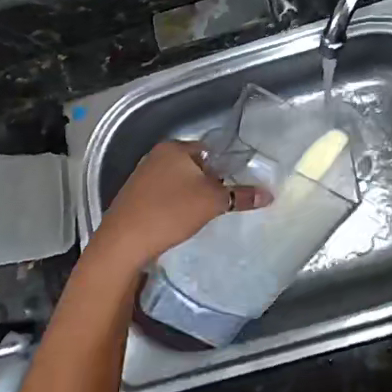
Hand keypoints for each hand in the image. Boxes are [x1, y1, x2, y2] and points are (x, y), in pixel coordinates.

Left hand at [85, 141, 266, 274]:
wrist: (123, 243)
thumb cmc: (170, 212)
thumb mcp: (213, 202)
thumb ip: (241, 196)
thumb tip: (268, 194)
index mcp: (173, 148)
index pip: (210, 150)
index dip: (227, 167)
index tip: (237, 186)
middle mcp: (155, 156)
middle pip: (194, 167)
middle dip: (210, 184)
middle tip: (224, 204)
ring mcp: (142, 177)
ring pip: (179, 183)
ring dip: (192, 197)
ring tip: (204, 215)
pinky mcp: (134, 198)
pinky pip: (165, 197)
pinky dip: (176, 207)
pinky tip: (182, 223)